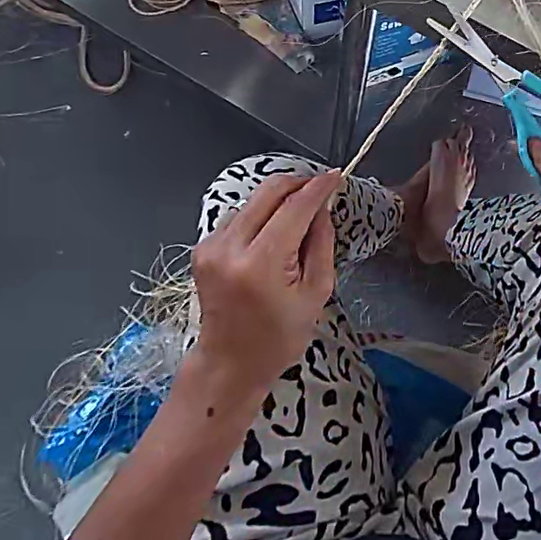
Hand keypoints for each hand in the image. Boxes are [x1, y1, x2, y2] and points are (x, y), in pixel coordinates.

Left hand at [188, 171, 341, 391]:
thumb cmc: (279, 337)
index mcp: (260, 264)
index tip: (337, 175)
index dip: (318, 187)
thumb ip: (321, 243)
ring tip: (299, 221)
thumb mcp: (317, 292)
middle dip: (298, 183)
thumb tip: (322, 207)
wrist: (229, 364)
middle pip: (268, 192)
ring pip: (254, 200)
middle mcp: (229, 248)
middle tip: (321, 188)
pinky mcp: (203, 248)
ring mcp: (211, 247)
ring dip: (280, 200)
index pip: (294, 207)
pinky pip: (240, 216)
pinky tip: (273, 234)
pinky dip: (261, 215)